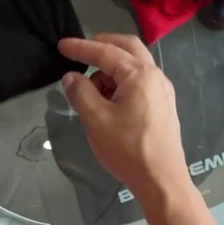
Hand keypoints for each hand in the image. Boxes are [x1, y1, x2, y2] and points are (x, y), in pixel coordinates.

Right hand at [58, 34, 191, 207]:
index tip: (61, 46)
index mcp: (139, 74)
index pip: (106, 52)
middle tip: (80, 52)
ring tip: (91, 88)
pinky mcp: (162, 105)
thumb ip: (81, 93)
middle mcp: (155, 76)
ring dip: (111, 68)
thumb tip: (71, 77)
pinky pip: (140, 82)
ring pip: (134, 66)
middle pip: (128, 48)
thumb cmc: (127, 149)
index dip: (81, 47)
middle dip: (103, 46)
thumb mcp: (96, 120)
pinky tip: (109, 100)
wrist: (160, 178)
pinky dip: (121, 81)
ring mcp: (162, 90)